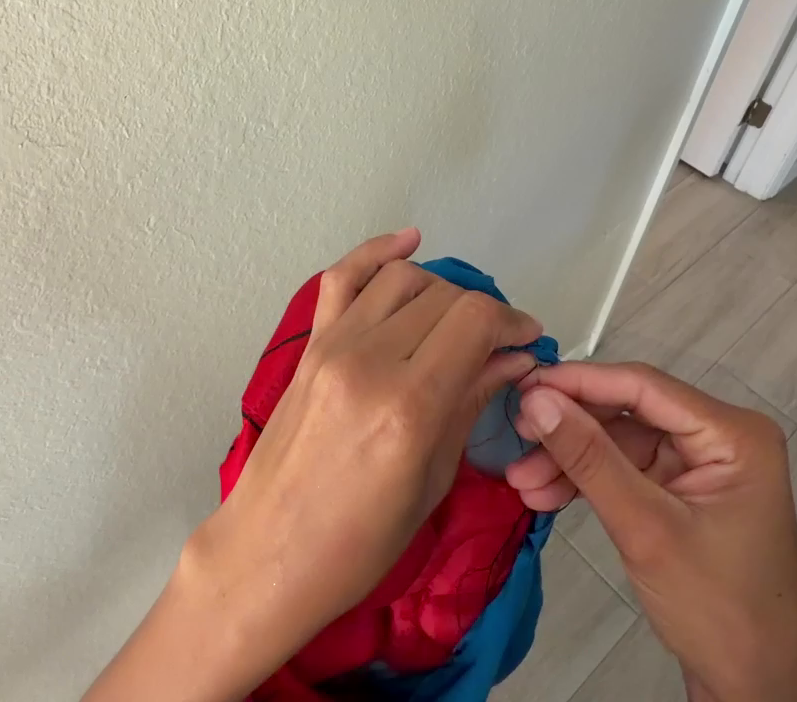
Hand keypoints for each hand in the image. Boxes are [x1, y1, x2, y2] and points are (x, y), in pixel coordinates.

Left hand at [84, 231, 541, 701]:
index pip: (474, 321)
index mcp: (408, 406)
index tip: (527, 340)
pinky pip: (341, 279)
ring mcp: (331, 347)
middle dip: (483, 312)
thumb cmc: (358, 543)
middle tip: (498, 342)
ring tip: (458, 319)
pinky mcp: (308, 346)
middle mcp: (368, 361)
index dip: (512, 322)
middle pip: (443, 297)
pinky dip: (375, 251)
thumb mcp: (432, 481)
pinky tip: (408, 242)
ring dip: (441, 289)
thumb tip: (512, 360)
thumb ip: (470, 404)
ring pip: (400, 278)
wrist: (269, 554)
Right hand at [506, 362, 796, 701]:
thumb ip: (589, 458)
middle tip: (516, 435)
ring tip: (521, 480)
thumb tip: (537, 400)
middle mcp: (719, 437)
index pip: (643, 386)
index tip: (524, 388)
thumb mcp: (645, 527)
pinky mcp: (680, 489)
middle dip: (570, 429)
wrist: (751, 686)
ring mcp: (699, 463)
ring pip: (618, 440)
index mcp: (733, 434)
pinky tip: (545, 494)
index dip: (580, 382)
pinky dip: (586, 480)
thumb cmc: (716, 607)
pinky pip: (624, 468)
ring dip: (570, 459)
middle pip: (627, 411)